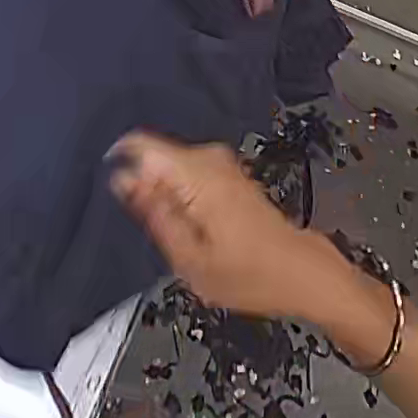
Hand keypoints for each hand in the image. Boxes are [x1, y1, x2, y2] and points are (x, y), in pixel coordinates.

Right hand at [108, 131, 351, 322]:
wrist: (301, 271)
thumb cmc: (250, 274)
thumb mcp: (189, 258)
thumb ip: (154, 214)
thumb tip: (123, 181)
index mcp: (195, 174)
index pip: (140, 144)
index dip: (120, 163)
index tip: (115, 193)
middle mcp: (208, 158)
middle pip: (154, 157)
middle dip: (144, 186)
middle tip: (153, 228)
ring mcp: (222, 162)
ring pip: (170, 166)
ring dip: (163, 192)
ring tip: (176, 231)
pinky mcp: (229, 171)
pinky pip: (188, 172)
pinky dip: (181, 194)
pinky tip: (195, 226)